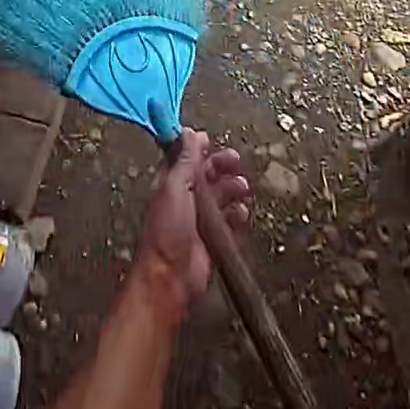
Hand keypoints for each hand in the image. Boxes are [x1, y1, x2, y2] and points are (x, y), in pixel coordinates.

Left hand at [137, 129, 251, 306]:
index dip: (197, 147)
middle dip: (221, 164)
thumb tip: (189, 130)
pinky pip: (231, 218)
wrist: (171, 278)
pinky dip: (238, 213)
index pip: (185, 157)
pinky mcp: (214, 235)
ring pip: (221, 192)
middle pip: (207, 172)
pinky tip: (241, 213)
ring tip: (241, 188)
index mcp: (171, 182)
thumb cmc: (168, 229)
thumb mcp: (175, 186)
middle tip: (235, 160)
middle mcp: (185, 196)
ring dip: (232, 186)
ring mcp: (200, 216)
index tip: (211, 140)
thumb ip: (184, 159)